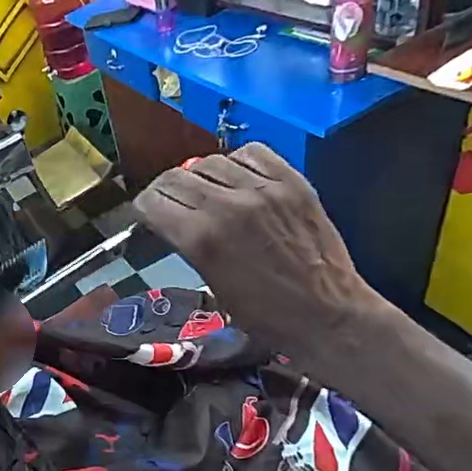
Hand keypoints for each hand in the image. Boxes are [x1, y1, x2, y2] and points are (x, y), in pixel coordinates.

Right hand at [133, 144, 389, 372]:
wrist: (327, 316)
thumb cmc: (264, 315)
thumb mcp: (210, 283)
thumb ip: (188, 244)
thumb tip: (172, 219)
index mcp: (201, 239)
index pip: (152, 201)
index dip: (144, 209)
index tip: (148, 216)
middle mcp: (227, 206)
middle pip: (175, 177)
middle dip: (165, 191)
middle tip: (170, 204)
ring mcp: (262, 190)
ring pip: (210, 161)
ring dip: (199, 176)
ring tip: (206, 192)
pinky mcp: (292, 183)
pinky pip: (252, 154)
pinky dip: (237, 163)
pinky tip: (238, 180)